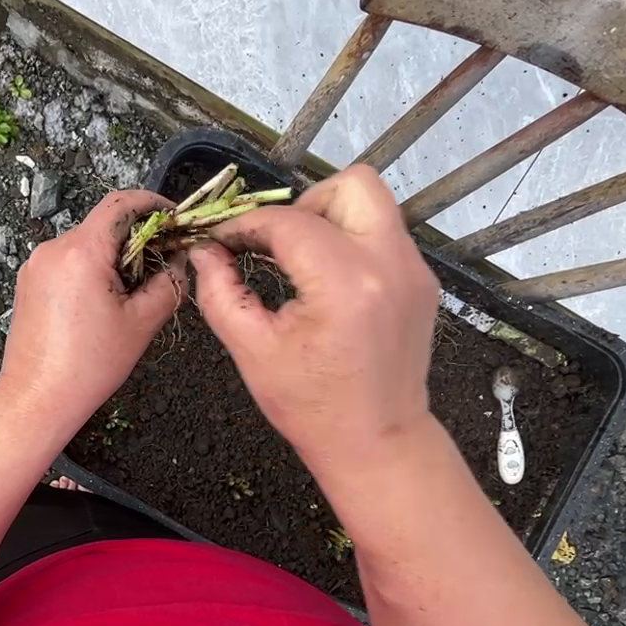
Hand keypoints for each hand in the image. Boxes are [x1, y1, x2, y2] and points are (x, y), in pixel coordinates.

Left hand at [0, 190, 186, 428]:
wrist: (36, 398)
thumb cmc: (85, 367)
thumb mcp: (141, 323)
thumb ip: (168, 283)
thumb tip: (181, 259)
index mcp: (81, 253)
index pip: (122, 203)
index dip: (154, 205)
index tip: (173, 219)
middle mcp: (52, 250)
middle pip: (103, 224)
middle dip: (136, 238)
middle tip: (160, 264)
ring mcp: (36, 266)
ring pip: (85, 244)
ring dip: (112, 257)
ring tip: (131, 293)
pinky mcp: (29, 283)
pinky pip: (66, 263)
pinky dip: (89, 271)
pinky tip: (102, 303)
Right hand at [192, 165, 440, 471]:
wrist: (375, 439)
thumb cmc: (309, 405)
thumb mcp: (251, 350)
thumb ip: (219, 293)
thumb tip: (204, 253)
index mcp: (344, 284)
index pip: (289, 222)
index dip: (246, 225)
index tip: (221, 241)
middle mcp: (389, 264)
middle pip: (350, 186)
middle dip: (301, 206)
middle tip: (272, 245)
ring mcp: (414, 269)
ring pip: (372, 204)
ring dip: (327, 220)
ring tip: (297, 262)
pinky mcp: (421, 280)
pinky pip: (382, 235)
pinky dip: (347, 243)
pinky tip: (323, 284)